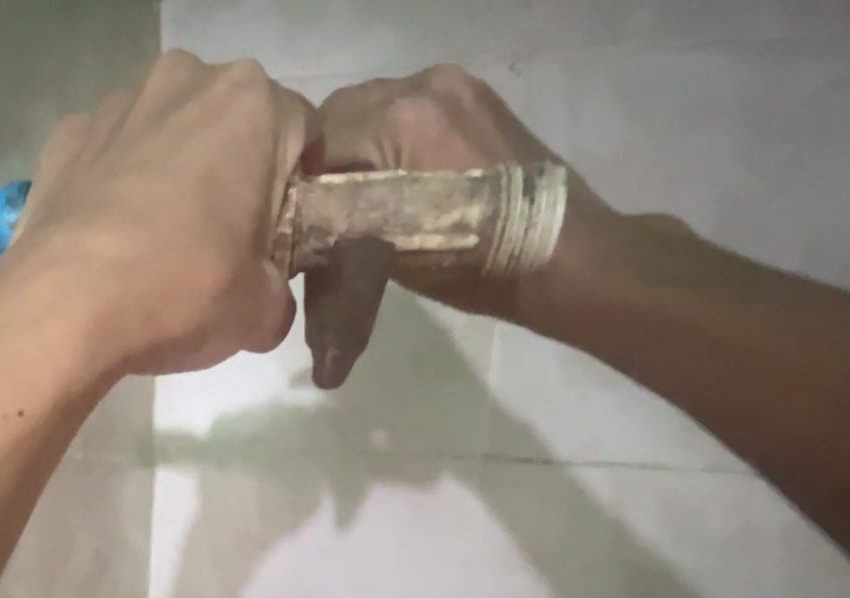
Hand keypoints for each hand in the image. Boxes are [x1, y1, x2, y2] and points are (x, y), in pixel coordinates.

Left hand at [0, 50, 317, 377]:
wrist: (63, 307)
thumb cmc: (180, 293)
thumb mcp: (256, 314)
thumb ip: (276, 298)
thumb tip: (266, 307)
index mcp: (251, 103)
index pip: (302, 134)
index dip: (295, 192)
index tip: (275, 240)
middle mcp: (183, 81)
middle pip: (226, 128)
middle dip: (228, 176)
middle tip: (216, 247)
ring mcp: (114, 107)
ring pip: (161, 138)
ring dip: (165, 177)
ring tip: (150, 248)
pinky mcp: (61, 140)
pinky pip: (104, 161)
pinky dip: (109, 191)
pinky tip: (103, 244)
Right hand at [316, 64, 622, 325]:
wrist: (558, 253)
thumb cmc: (465, 263)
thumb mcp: (379, 249)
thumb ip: (330, 217)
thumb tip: (291, 214)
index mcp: (396, 120)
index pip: (311, 139)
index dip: (293, 181)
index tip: (291, 219)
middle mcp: (419, 84)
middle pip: (336, 114)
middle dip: (320, 160)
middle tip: (319, 209)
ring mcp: (449, 83)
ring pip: (368, 107)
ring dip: (351, 147)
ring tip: (355, 194)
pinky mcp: (470, 93)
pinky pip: (403, 106)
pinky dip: (384, 138)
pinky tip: (391, 176)